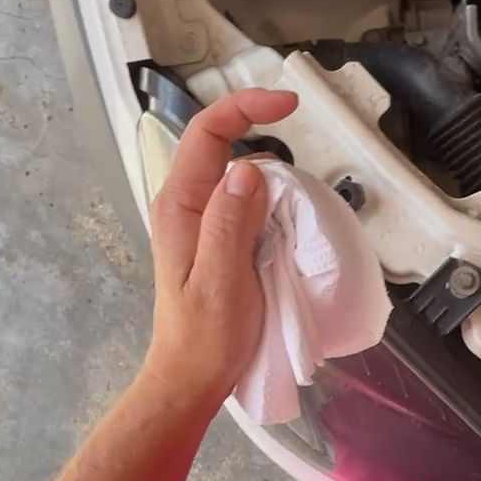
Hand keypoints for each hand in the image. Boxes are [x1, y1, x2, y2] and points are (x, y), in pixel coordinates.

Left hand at [142, 88, 298, 410]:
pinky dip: (274, 204)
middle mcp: (187, 205)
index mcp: (180, 206)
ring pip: (240, 175)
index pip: (206, 133)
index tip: (290, 103)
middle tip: (299, 171)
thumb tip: (249, 168)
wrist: (192, 377)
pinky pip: (249, 204)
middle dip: (263, 137)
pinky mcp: (220, 239)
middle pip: (222, 145)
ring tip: (296, 212)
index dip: (246, 106)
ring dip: (273, 179)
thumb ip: (230, 222)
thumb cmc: (204, 337)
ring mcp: (203, 222)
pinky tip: (288, 228)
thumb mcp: (220, 280)